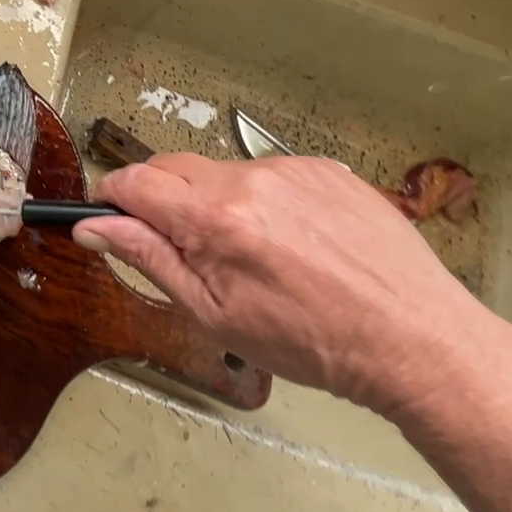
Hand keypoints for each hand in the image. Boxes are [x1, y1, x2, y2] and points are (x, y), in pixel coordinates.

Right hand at [72, 154, 496, 412]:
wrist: (420, 344)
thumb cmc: (313, 342)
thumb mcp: (213, 313)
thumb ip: (146, 258)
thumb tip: (91, 226)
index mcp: (214, 219)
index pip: (131, 180)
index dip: (114, 199)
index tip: (116, 221)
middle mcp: (248, 180)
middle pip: (170, 166)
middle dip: (162, 199)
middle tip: (191, 247)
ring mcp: (291, 170)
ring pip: (219, 171)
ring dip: (217, 201)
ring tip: (257, 250)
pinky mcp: (326, 169)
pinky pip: (268, 173)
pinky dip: (264, 199)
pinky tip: (293, 238)